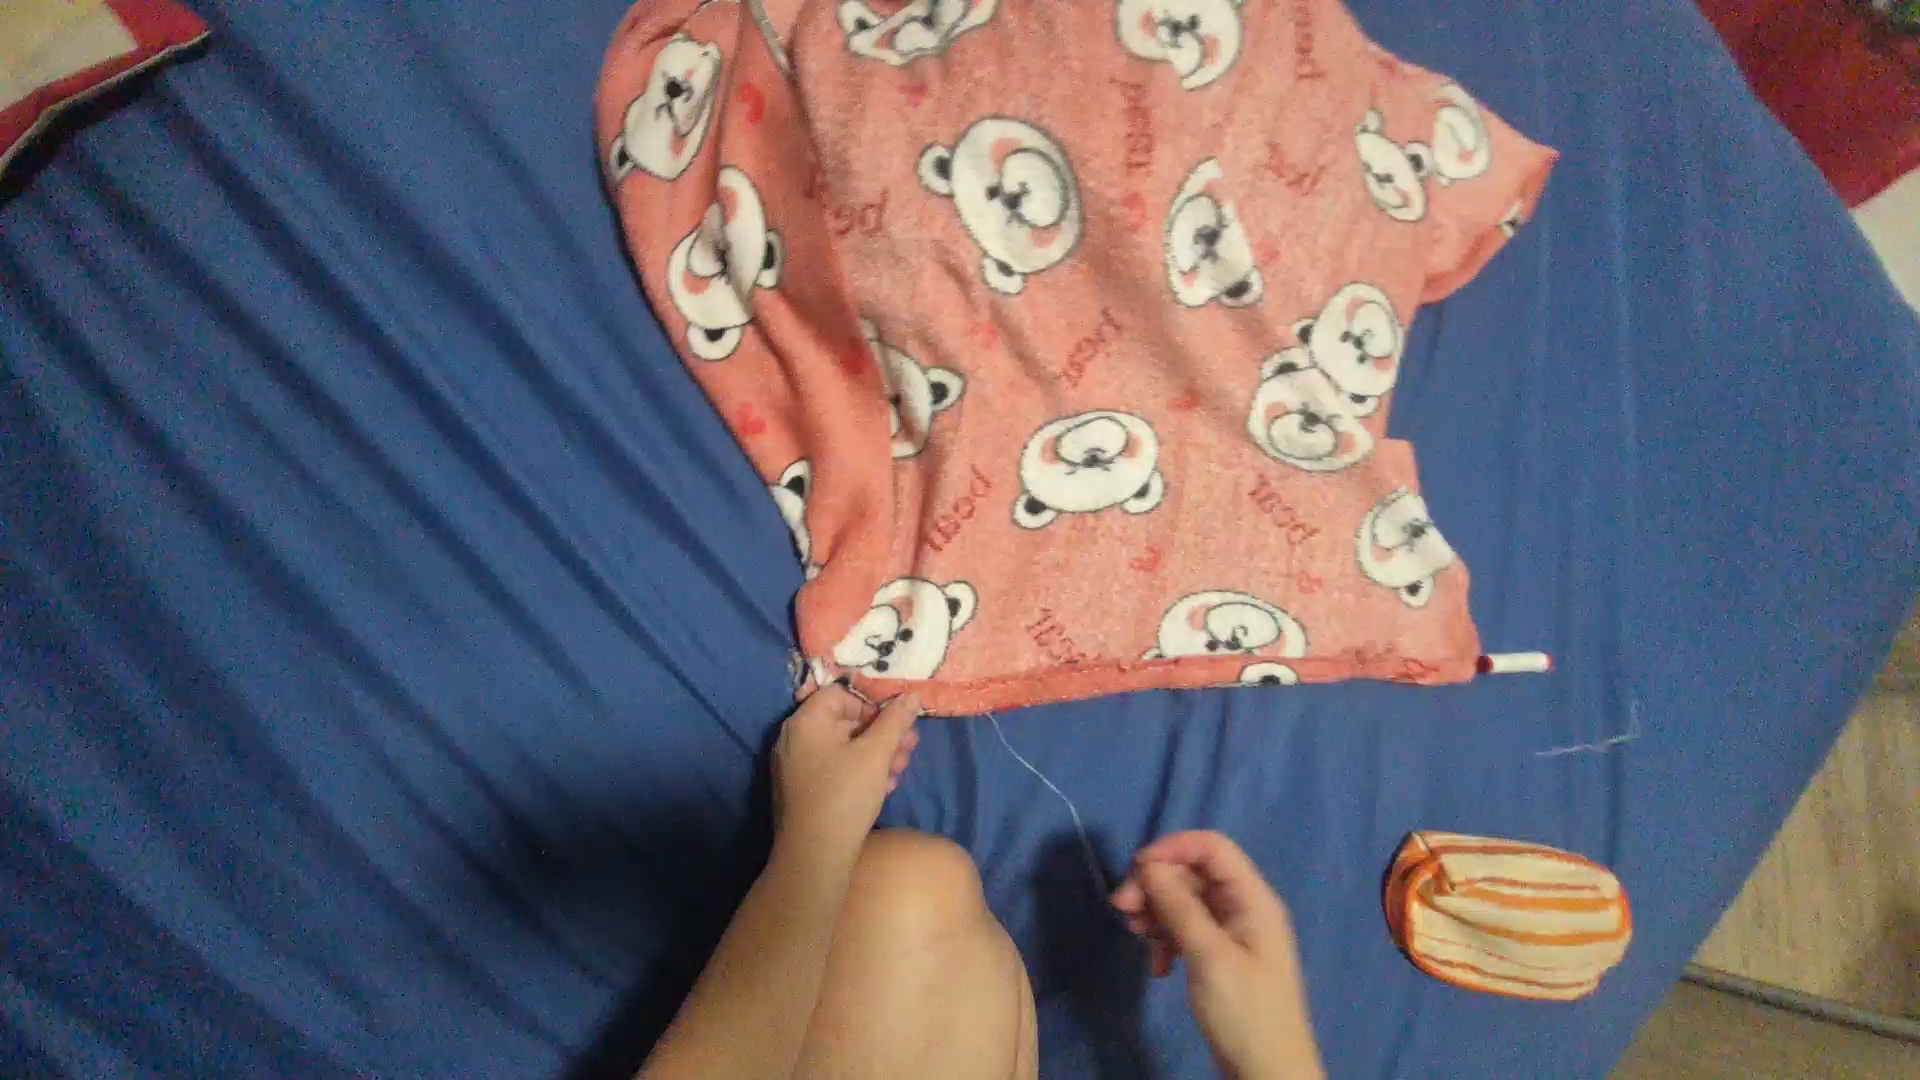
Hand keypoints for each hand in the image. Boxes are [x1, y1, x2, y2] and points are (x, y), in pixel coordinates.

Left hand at [771, 686, 919, 867]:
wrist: (814, 857)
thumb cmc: (845, 795)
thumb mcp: (876, 753)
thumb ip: (895, 720)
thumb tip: (913, 694)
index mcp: (806, 721)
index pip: (840, 694)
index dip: (871, 703)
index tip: (896, 721)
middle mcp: (795, 738)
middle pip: (845, 721)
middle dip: (882, 732)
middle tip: (911, 745)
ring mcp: (796, 766)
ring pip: (843, 747)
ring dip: (876, 753)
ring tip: (902, 768)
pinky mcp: (803, 790)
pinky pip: (834, 768)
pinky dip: (860, 771)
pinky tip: (885, 786)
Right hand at [1111, 831, 1323, 1079]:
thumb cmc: (1246, 1014)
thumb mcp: (1210, 957)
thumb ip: (1179, 906)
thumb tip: (1148, 865)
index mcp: (1253, 900)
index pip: (1212, 848)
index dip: (1173, 848)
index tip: (1137, 867)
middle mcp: (1243, 908)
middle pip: (1192, 874)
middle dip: (1155, 884)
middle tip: (1122, 906)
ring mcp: (1231, 932)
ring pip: (1184, 900)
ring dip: (1155, 911)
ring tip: (1133, 932)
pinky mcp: (1218, 955)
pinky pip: (1185, 929)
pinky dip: (1165, 939)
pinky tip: (1157, 965)